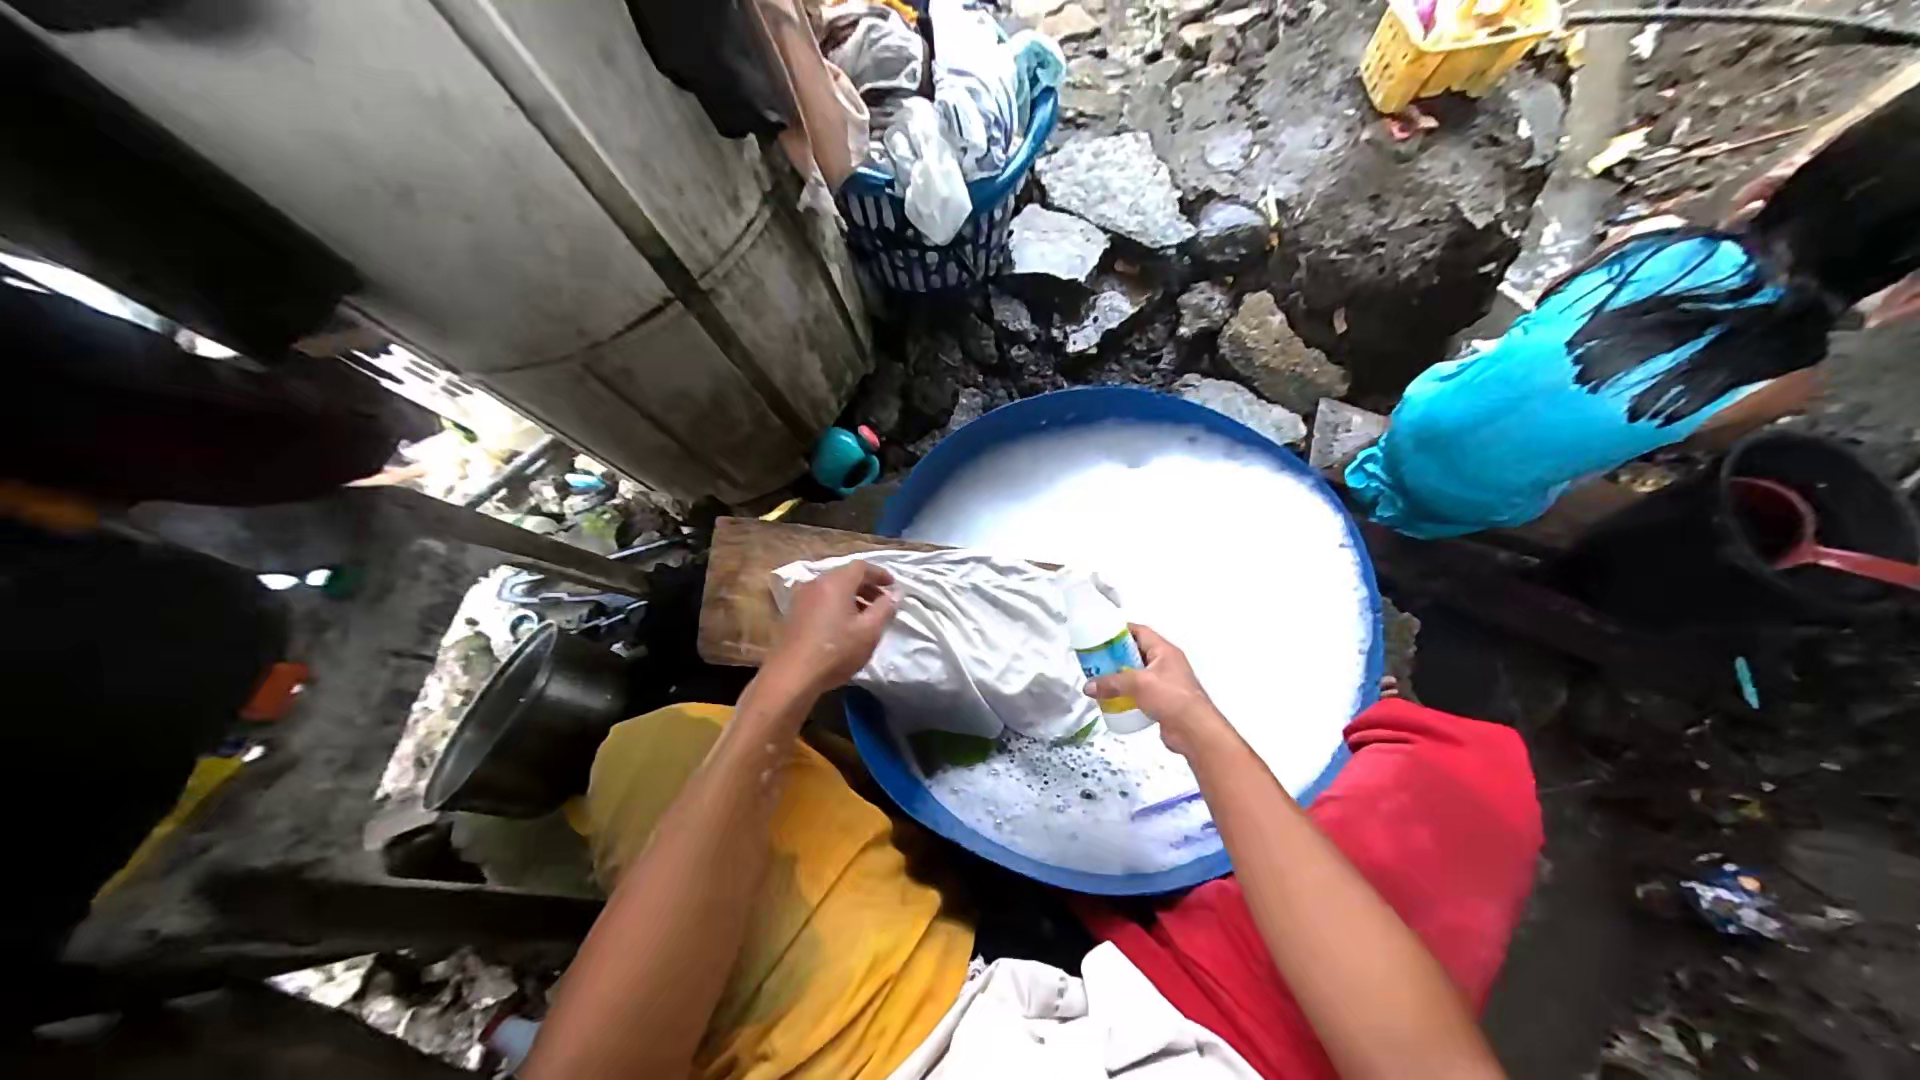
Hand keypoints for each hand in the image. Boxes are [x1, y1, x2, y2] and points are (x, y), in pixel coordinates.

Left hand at [767, 561, 899, 695]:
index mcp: (835, 583)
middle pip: (845, 575)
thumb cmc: (835, 652)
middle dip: (867, 586)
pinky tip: (843, 624)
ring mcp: (801, 598)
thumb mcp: (869, 631)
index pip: (861, 567)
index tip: (893, 586)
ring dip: (852, 596)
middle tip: (882, 602)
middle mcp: (816, 583)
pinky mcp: (793, 613)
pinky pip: (821, 599)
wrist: (792, 676)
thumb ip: (885, 609)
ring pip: (832, 588)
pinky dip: (837, 604)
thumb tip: (895, 594)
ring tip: (865, 615)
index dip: (880, 574)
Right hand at [1084, 623, 1229, 756]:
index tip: (1102, 635)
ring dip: (1120, 676)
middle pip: (1136, 653)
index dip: (1120, 631)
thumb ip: (1111, 683)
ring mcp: (1165, 682)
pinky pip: (1140, 691)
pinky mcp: (1162, 700)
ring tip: (1101, 679)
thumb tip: (1090, 686)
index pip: (1140, 632)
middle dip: (1116, 656)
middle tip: (1097, 659)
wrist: (1194, 730)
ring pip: (1137, 674)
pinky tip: (1114, 698)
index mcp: (1164, 651)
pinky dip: (1127, 693)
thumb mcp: (1138, 684)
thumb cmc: (1174, 699)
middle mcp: (1166, 664)